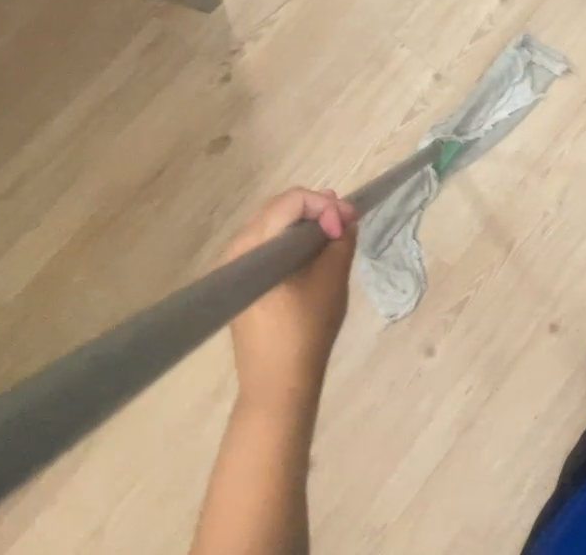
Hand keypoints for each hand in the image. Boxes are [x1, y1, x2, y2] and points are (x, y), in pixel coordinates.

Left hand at [223, 188, 358, 414]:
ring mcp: (235, 265)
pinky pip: (268, 243)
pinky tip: (314, 249)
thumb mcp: (332, 279)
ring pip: (274, 224)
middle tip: (347, 222)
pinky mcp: (242, 280)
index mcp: (254, 246)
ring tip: (335, 232)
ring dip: (306, 222)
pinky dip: (293, 239)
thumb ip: (340, 241)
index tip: (349, 224)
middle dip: (317, 208)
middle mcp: (236, 249)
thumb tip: (344, 216)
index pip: (292, 201)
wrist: (277, 384)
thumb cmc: (305, 330)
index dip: (326, 205)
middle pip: (280, 207)